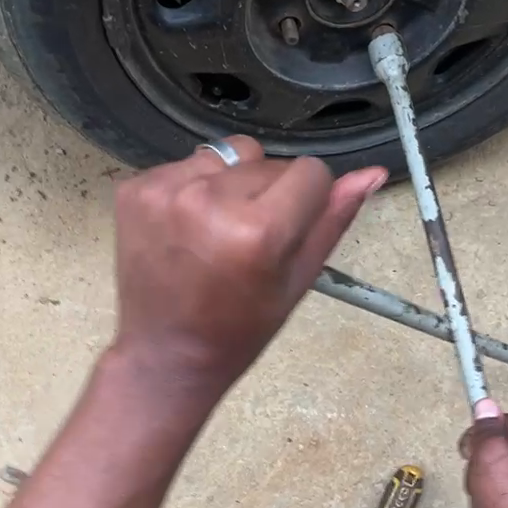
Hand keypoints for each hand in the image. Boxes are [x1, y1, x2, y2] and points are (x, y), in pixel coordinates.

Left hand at [111, 136, 385, 390]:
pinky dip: (196, 188)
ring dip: (234, 183)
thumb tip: (372, 172)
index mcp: (258, 231)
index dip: (310, 201)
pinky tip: (190, 229)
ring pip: (230, 156)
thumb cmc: (242, 326)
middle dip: (271, 194)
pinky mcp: (136, 187)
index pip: (312, 172)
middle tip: (250, 243)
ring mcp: (166, 190)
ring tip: (220, 230)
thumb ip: (333, 220)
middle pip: (270, 162)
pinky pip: (189, 164)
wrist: (167, 352)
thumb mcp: (298, 280)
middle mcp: (209, 200)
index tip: (289, 234)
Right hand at [459, 402, 507, 507]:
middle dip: (481, 475)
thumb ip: (486, 428)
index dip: (478, 440)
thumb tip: (485, 406)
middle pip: (495, 455)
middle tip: (486, 485)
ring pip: (497, 484)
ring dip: (487, 501)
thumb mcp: (490, 455)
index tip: (472, 453)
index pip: (496, 422)